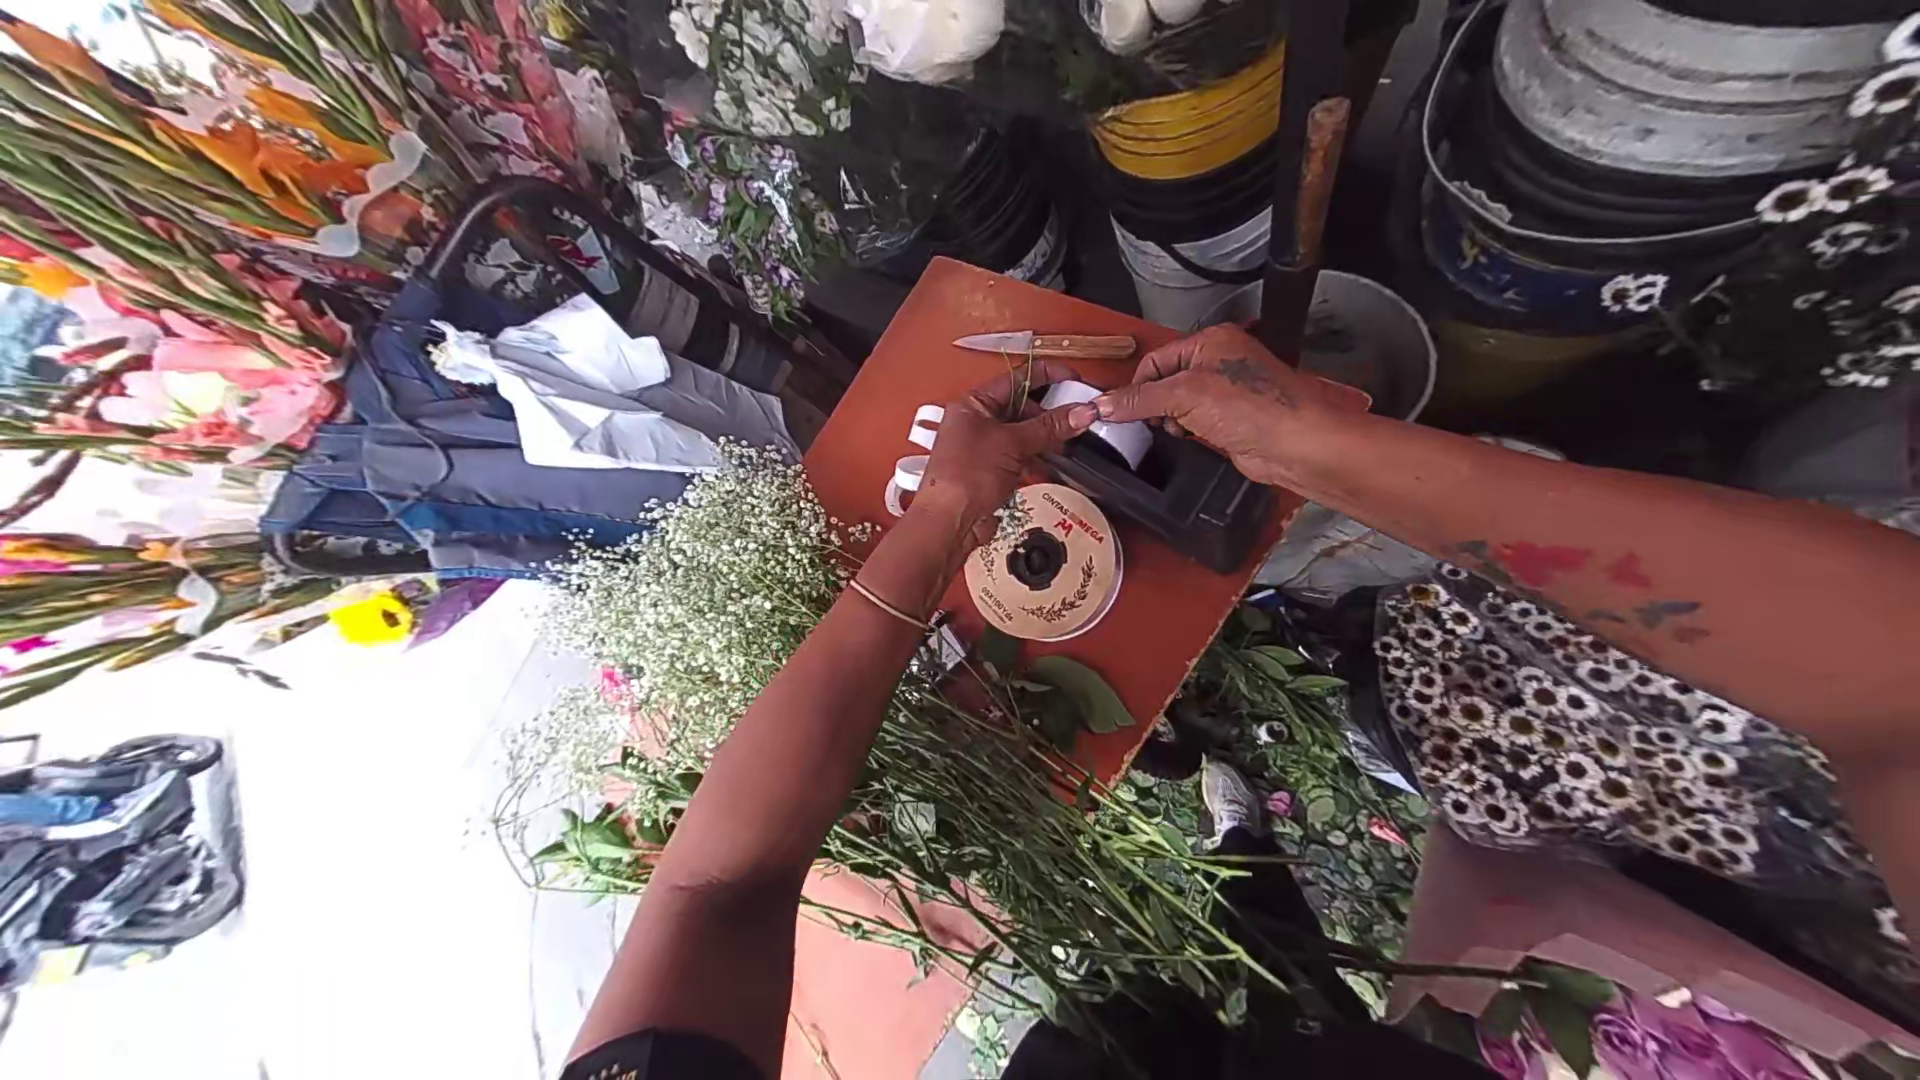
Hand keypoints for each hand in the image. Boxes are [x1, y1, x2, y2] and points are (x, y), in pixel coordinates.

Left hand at [916, 360, 1096, 546]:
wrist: (950, 522)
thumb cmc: (964, 477)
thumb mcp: (1012, 443)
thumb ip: (1049, 427)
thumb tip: (1081, 411)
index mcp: (974, 404)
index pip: (1016, 378)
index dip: (1047, 376)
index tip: (1073, 379)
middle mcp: (977, 422)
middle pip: (1023, 407)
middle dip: (1051, 413)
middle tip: (1078, 416)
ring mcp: (985, 448)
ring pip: (1024, 434)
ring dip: (1047, 438)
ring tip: (1071, 441)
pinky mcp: (993, 471)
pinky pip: (1022, 457)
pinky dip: (1039, 459)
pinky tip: (1056, 464)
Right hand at [1092, 324, 1324, 485]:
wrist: (1295, 444)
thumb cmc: (1256, 408)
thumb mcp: (1183, 395)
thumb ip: (1139, 399)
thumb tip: (1105, 404)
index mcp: (1210, 342)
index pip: (1155, 359)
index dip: (1136, 385)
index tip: (1119, 409)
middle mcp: (1218, 362)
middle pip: (1164, 381)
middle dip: (1152, 404)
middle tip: (1147, 421)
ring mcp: (1225, 392)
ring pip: (1176, 403)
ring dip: (1168, 419)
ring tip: (1175, 429)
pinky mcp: (1229, 419)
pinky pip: (1192, 421)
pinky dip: (1184, 430)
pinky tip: (1188, 438)